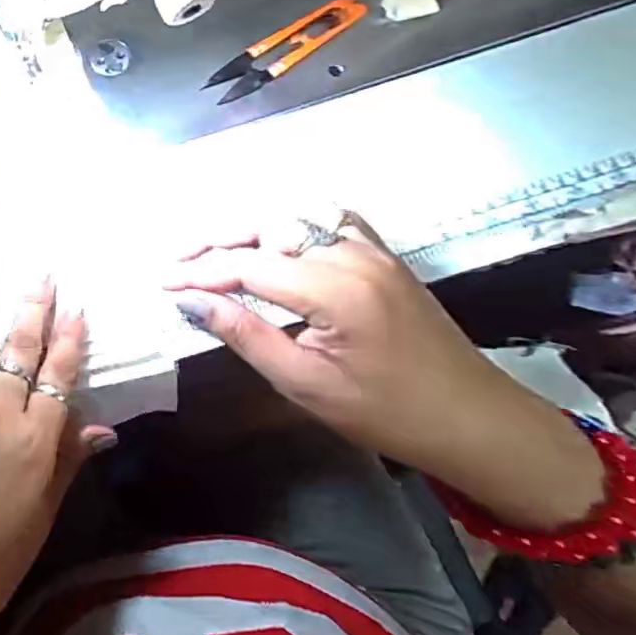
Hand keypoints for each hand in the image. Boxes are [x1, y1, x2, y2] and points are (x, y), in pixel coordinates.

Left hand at [0, 266, 114, 634]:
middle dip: (35, 307)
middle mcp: (0, 411)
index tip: (78, 307)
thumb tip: (102, 427)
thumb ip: (67, 463)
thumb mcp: (41, 516)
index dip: (71, 339)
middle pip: (23, 348)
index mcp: (38, 440)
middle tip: (43, 273)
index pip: (62, 375)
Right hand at [165, 217, 603, 529]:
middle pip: (268, 226)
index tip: (164, 283)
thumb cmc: (385, 412)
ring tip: (213, 248)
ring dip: (249, 228)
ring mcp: (372, 248)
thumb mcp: (306, 384)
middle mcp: (352, 253)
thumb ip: (246, 335)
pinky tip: (273, 237)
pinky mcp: (383, 254)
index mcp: (334, 289)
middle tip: (178, 259)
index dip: (201, 273)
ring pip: (296, 217)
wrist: (470, 417)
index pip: (248, 266)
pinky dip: (291, 223)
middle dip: (217, 239)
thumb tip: (193, 303)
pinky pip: (328, 220)